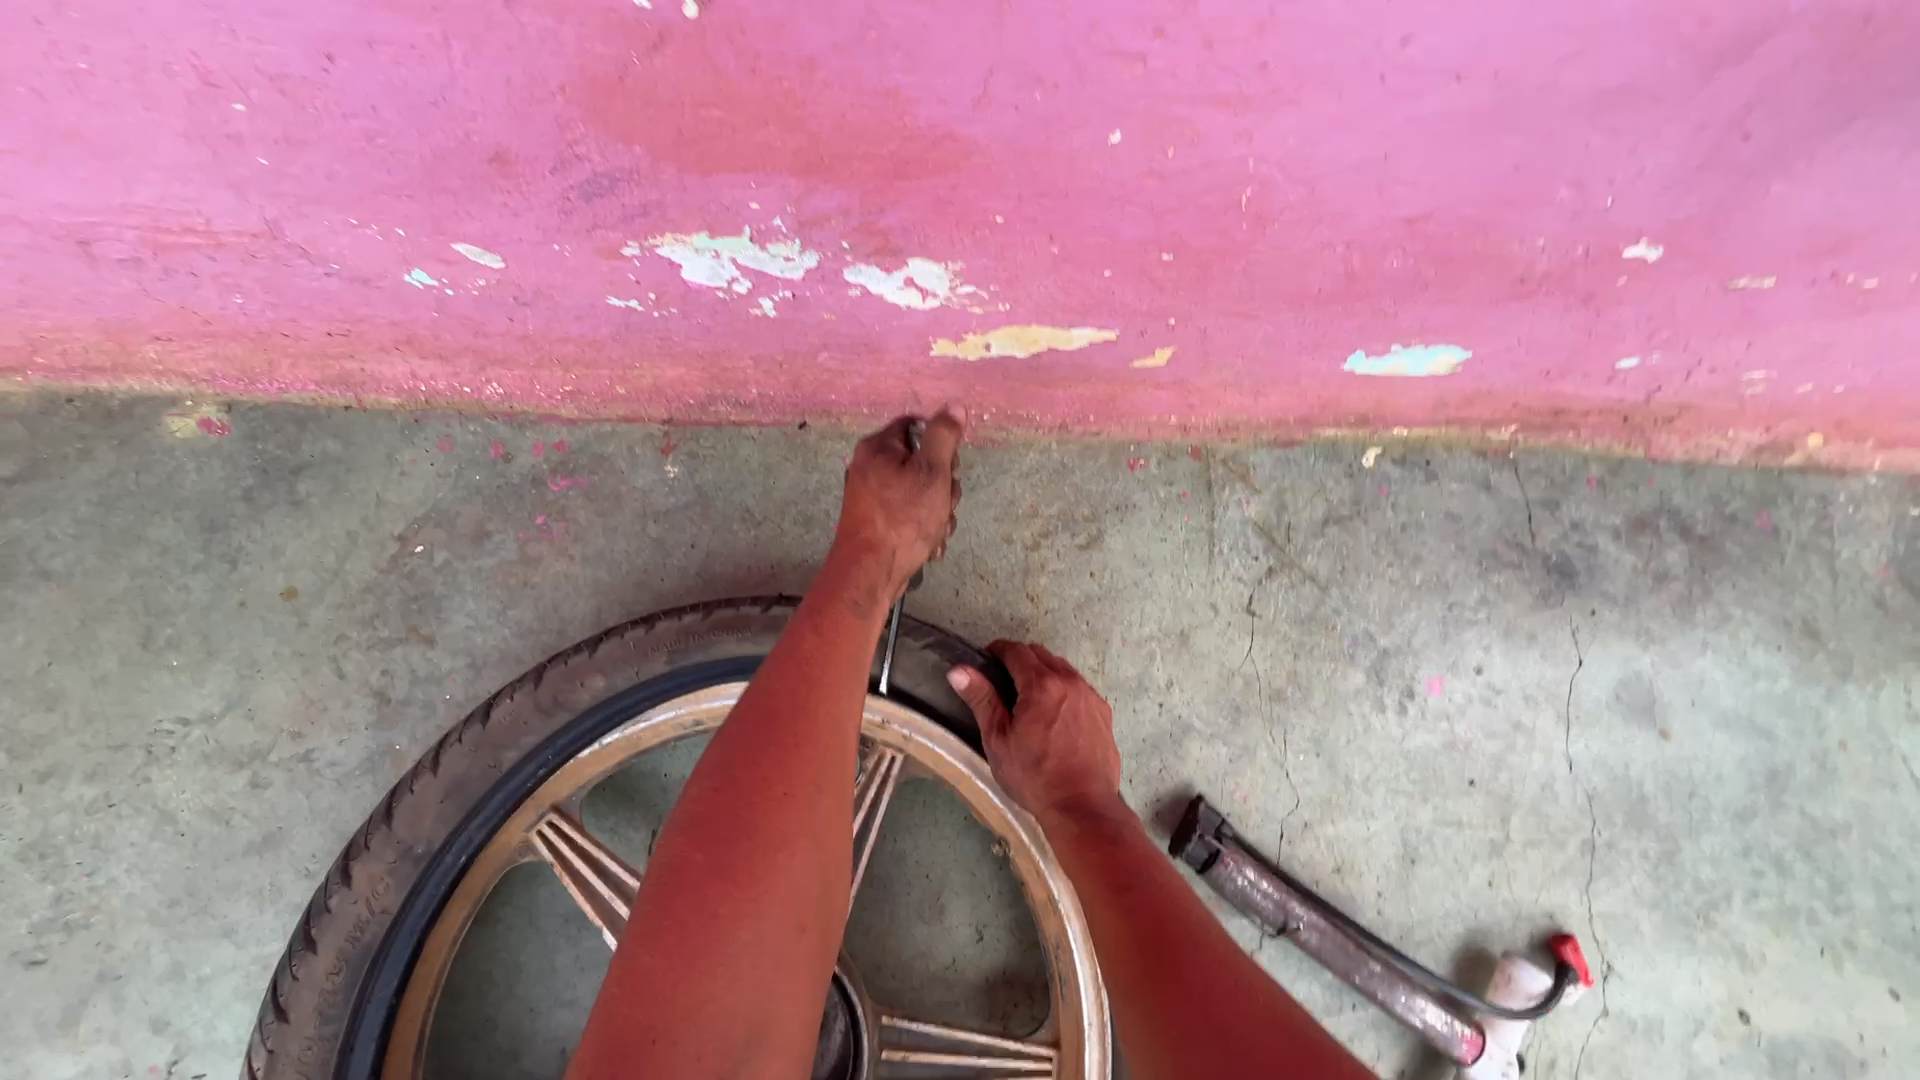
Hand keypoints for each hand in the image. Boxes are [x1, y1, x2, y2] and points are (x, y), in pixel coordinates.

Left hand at [832, 408, 964, 598]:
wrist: (871, 572)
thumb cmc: (903, 518)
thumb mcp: (931, 472)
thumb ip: (944, 437)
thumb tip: (954, 406)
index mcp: (878, 448)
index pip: (916, 426)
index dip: (940, 443)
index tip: (949, 465)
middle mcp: (870, 468)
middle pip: (921, 462)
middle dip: (943, 486)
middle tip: (943, 502)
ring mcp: (873, 497)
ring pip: (921, 493)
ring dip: (939, 512)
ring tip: (936, 530)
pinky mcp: (878, 523)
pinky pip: (910, 516)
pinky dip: (924, 529)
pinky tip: (929, 545)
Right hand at [946, 642, 1124, 828]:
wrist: (1082, 806)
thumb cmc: (1034, 776)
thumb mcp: (998, 739)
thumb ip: (981, 699)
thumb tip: (958, 670)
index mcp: (1041, 685)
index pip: (1017, 651)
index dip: (998, 650)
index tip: (987, 659)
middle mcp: (1070, 682)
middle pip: (1041, 655)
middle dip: (1020, 660)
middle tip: (1003, 681)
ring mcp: (1090, 697)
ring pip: (1063, 670)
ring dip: (1043, 673)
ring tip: (1029, 699)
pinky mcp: (1103, 713)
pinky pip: (1079, 689)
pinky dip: (1064, 690)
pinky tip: (1055, 715)